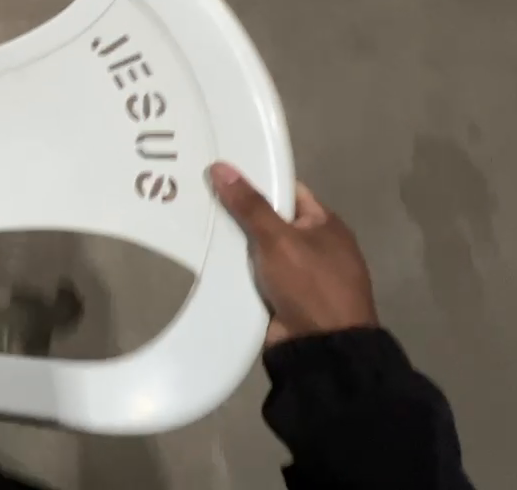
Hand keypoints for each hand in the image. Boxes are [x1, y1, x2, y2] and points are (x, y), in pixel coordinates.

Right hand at [209, 164, 376, 345]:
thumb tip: (221, 166)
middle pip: (268, 215)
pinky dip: (232, 260)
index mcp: (326, 226)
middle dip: (236, 207)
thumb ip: (249, 204)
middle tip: (196, 189)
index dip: (256, 177)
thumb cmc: (311, 286)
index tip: (220, 169)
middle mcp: (314, 245)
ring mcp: (297, 270)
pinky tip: (202, 249)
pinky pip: (251, 267)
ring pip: (256, 243)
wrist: (322, 349)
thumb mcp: (278, 239)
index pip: (287, 189)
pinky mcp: (280, 292)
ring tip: (190, 215)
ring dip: (230, 236)